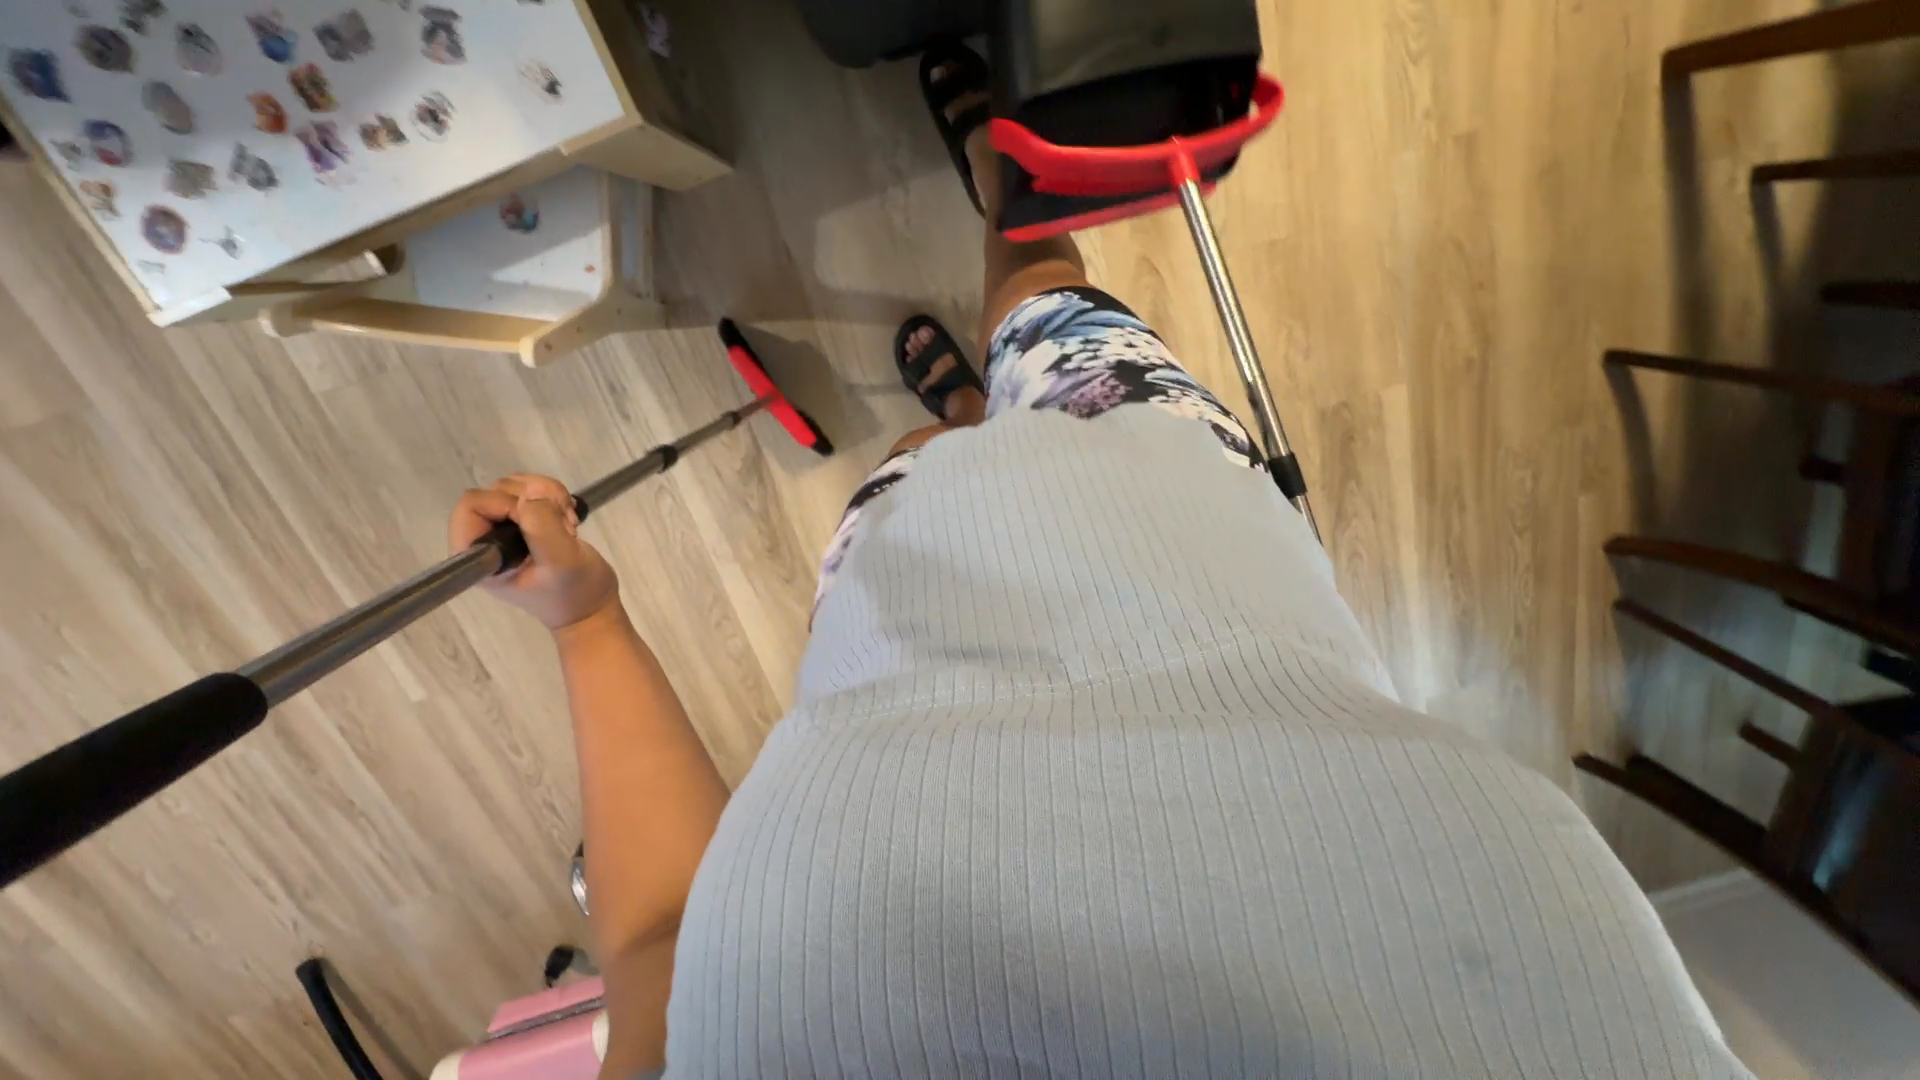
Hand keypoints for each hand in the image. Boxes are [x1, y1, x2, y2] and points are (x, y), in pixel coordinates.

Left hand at [449, 474, 620, 632]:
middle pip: (496, 492)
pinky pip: (531, 492)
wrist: (594, 608)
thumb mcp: (562, 562)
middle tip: (564, 523)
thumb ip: (543, 526)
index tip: (544, 521)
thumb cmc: (575, 593)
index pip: (473, 505)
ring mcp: (506, 530)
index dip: (508, 503)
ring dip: (548, 495)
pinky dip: (554, 496)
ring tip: (568, 522)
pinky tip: (568, 517)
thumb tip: (533, 492)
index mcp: (480, 555)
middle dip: (535, 498)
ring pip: (516, 488)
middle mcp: (486, 539)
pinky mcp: (525, 524)